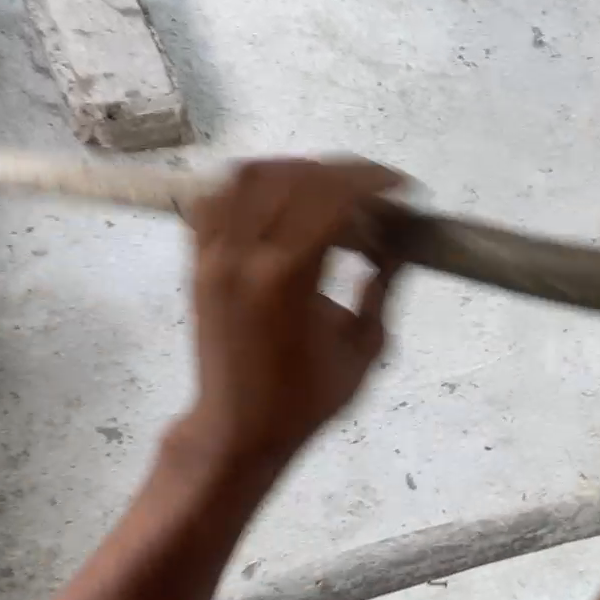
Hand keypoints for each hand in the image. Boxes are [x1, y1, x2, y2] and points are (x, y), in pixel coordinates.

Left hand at [179, 159, 403, 464]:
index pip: (333, 197)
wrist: (238, 429)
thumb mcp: (362, 351)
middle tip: (374, 194)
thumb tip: (399, 247)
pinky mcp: (197, 262)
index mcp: (288, 278)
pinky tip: (279, 198)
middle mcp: (243, 256)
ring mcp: (213, 256)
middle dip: (344, 173)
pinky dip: (250, 185)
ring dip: (296, 169)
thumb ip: (383, 290)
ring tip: (329, 189)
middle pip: (296, 177)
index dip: (373, 182)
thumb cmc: (305, 401)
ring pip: (249, 175)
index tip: (401, 188)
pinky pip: (215, 198)